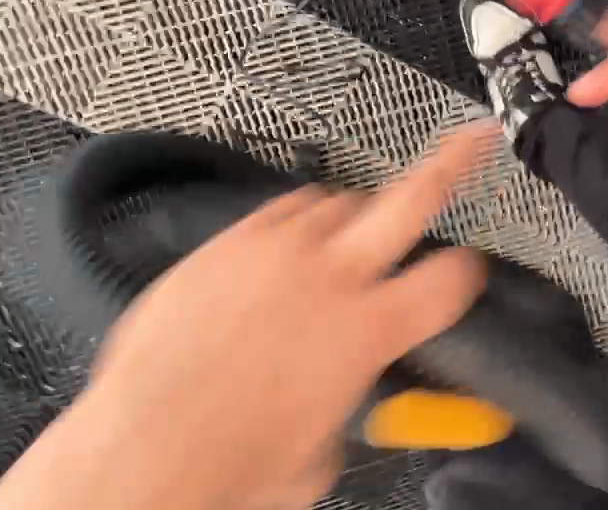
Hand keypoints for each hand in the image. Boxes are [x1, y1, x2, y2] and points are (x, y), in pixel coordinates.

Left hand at [0, 130, 489, 509]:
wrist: (136, 454)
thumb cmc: (229, 468)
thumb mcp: (323, 448)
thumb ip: (352, 395)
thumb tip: (352, 385)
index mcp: (367, 330)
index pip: (449, 279)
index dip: (467, 272)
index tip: (466, 268)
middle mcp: (331, 276)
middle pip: (413, 197)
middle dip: (452, 163)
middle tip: (472, 138)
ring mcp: (280, 249)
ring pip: (340, 201)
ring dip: (349, 222)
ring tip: (334, 249)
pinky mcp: (233, 241)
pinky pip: (284, 208)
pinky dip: (296, 224)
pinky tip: (282, 253)